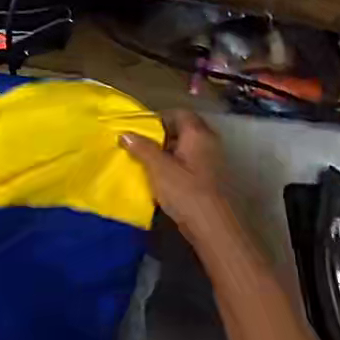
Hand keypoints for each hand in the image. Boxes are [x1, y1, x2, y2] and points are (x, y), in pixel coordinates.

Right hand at [119, 110, 238, 233]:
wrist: (213, 225)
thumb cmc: (185, 191)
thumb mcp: (158, 168)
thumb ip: (142, 148)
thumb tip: (125, 133)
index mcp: (198, 133)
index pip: (179, 113)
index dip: (159, 118)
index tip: (140, 128)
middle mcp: (209, 141)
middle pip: (184, 129)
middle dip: (162, 135)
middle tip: (141, 144)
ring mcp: (213, 160)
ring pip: (187, 148)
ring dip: (169, 152)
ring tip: (148, 162)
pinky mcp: (212, 178)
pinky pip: (191, 163)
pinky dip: (177, 165)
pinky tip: (163, 178)